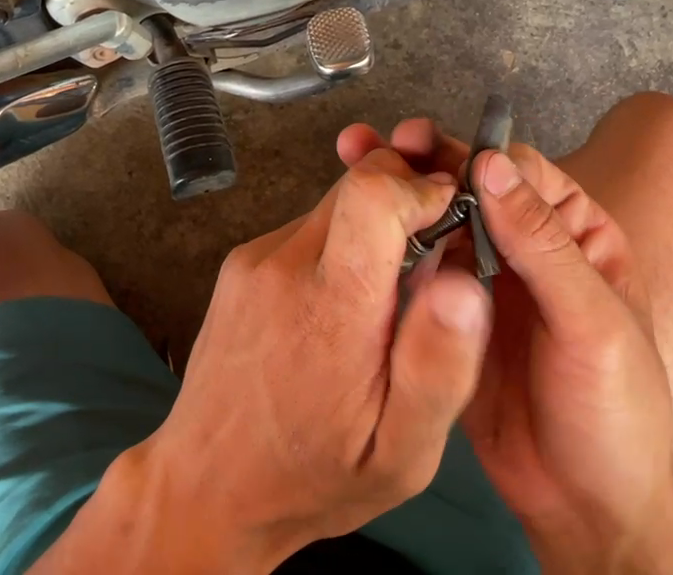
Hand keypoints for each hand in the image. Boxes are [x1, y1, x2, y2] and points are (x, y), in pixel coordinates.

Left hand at [34, 148, 492, 572]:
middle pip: (357, 184)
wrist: (207, 487)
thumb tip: (464, 281)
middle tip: (432, 256)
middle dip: (406, 202)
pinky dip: (340, 245)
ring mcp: (255, 258)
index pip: (374, 189)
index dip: (420, 187)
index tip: (449, 217)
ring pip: (334, 203)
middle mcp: (284, 265)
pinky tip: (344, 303)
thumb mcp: (401, 453)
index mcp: (332, 306)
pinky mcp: (241, 262)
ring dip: (374, 226)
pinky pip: (307, 228)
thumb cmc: (313, 477)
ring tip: (387, 293)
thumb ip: (438, 366)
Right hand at [339, 121, 672, 573]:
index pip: (522, 174)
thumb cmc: (614, 411)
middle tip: (380, 146)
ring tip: (356, 169)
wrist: (584, 506)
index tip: (428, 147)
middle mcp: (531, 250)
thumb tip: (492, 164)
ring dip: (404, 196)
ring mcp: (489, 282)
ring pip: (443, 223)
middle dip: (428, 164)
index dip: (475, 156)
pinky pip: (423, 272)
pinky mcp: (455, 317)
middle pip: (475, 190)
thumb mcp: (591, 322)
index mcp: (578, 236)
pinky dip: (394, 247)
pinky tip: (362, 230)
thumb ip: (542, 244)